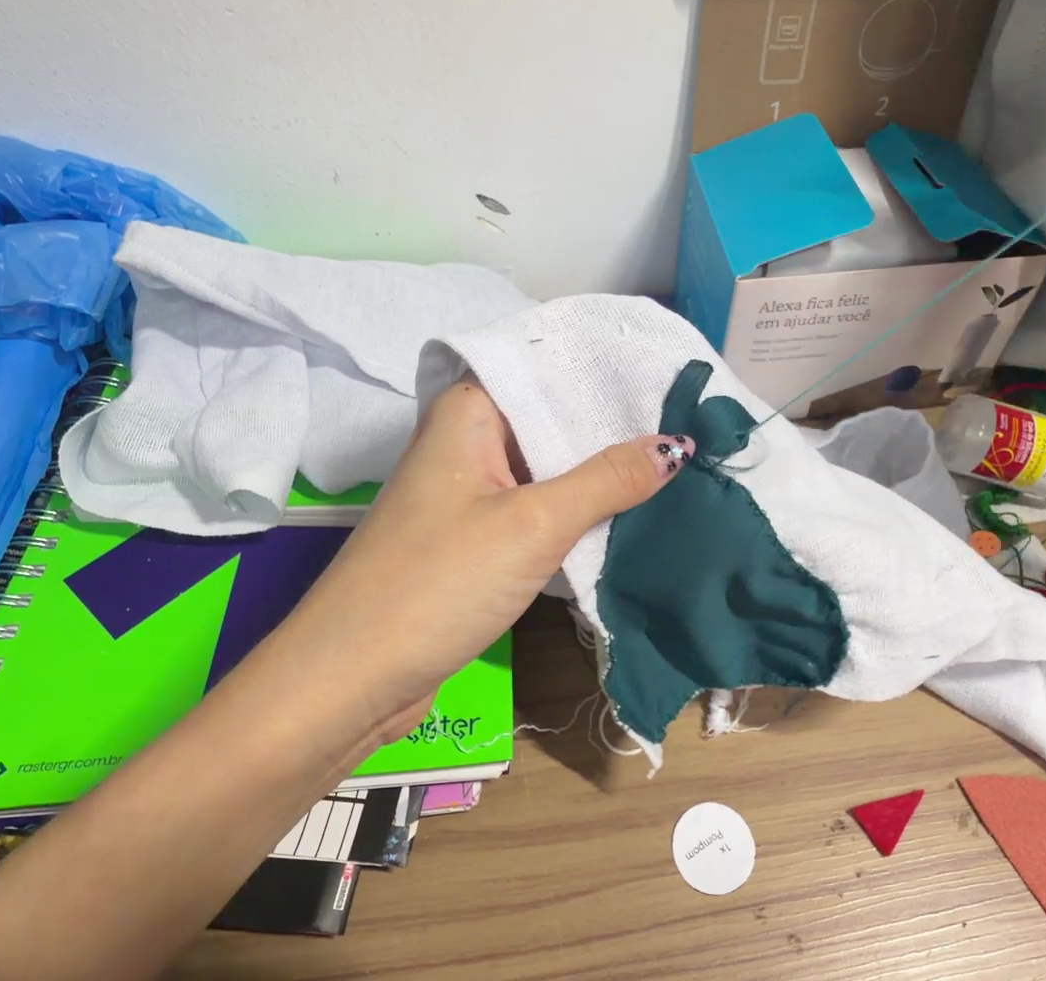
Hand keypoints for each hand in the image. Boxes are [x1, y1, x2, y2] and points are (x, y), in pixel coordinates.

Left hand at [292, 378, 691, 721]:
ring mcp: (468, 491)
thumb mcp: (533, 525)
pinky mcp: (473, 537)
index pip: (547, 368)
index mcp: (469, 411)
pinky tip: (628, 510)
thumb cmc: (439, 582)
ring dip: (599, 470)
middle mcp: (466, 440)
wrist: (353, 677)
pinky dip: (576, 508)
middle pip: (551, 417)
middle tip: (693, 420)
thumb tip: (675, 445)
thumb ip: (606, 481)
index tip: (673, 374)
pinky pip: (536, 506)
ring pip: (547, 466)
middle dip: (614, 423)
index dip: (608, 369)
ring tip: (677, 460)